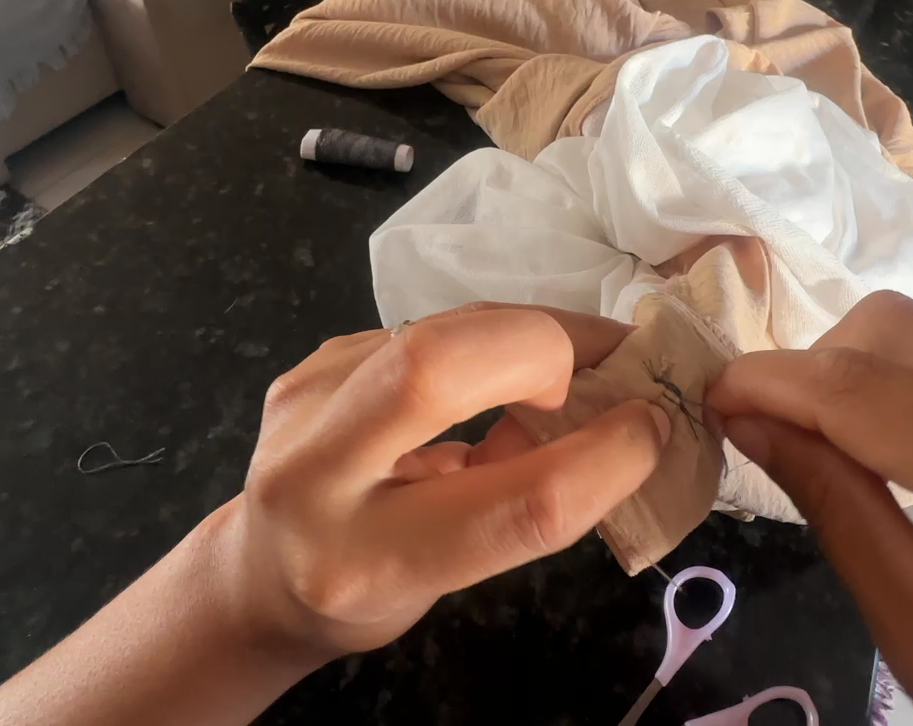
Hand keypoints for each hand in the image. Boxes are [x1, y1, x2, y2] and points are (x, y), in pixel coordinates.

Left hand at [0, 305, 669, 725]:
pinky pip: (424, 325)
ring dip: (525, 332)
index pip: (508, 506)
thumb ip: (526, 498)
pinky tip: (502, 364)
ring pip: (436, 327)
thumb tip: (619, 417)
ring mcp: (306, 397)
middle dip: (544, 348)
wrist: (259, 568)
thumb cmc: (370, 588)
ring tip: (570, 359)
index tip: (652, 424)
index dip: (601, 458)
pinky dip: (486, 336)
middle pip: (435, 368)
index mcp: (366, 561)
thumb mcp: (450, 578)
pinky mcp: (314, 358)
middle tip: (603, 361)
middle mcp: (316, 472)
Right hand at [707, 292, 912, 725]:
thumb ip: (829, 503)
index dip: (772, 379)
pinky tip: (912, 446)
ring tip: (840, 438)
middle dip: (816, 364)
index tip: (711, 393)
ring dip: (865, 369)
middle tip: (778, 428)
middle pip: (905, 330)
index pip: (869, 392)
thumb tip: (744, 414)